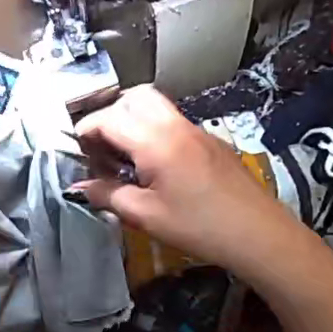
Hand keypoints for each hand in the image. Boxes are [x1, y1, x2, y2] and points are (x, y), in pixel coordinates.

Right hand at [75, 86, 297, 270]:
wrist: (257, 233)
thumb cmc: (198, 226)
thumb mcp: (144, 215)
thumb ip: (107, 195)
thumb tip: (81, 186)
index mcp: (156, 141)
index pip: (109, 118)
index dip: (86, 130)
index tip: (75, 150)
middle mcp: (175, 126)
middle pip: (134, 98)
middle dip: (109, 115)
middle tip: (99, 146)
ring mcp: (196, 131)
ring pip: (155, 106)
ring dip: (131, 121)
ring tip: (122, 156)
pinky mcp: (209, 142)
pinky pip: (172, 122)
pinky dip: (152, 130)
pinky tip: (151, 165)